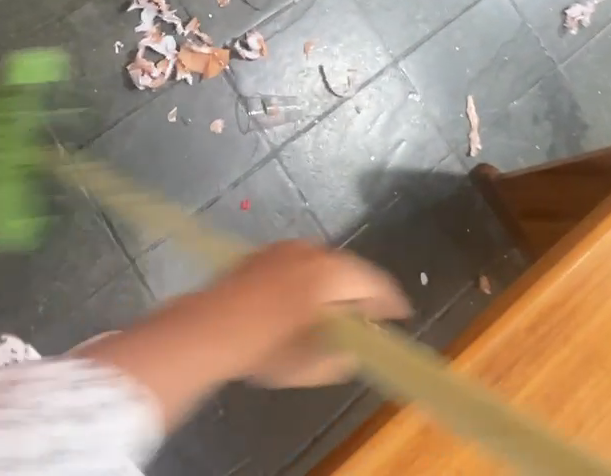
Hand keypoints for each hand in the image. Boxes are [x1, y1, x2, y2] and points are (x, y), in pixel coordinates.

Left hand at [208, 242, 411, 387]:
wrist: (210, 327)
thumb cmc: (266, 348)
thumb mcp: (314, 364)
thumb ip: (345, 353)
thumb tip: (356, 345)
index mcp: (329, 272)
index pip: (374, 281)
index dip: (390, 299)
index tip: (400, 314)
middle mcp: (310, 251)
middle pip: (348, 268)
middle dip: (360, 290)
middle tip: (369, 316)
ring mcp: (284, 247)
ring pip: (322, 263)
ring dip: (334, 283)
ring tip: (337, 310)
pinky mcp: (264, 252)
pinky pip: (300, 262)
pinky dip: (310, 278)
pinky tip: (304, 301)